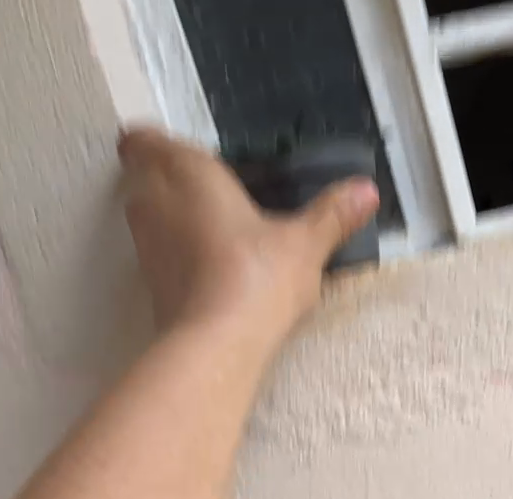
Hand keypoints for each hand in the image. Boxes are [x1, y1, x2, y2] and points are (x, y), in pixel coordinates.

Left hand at [118, 127, 379, 343]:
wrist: (218, 343)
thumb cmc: (258, 277)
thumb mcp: (306, 244)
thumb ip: (333, 215)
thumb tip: (368, 189)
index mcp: (187, 172)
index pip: (146, 140)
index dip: (160, 144)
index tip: (193, 158)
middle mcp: (153, 200)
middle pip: (144, 175)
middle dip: (169, 178)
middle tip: (211, 191)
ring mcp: (146, 244)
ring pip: (148, 215)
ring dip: (172, 216)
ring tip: (215, 230)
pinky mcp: (150, 283)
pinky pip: (159, 254)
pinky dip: (177, 254)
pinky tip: (213, 270)